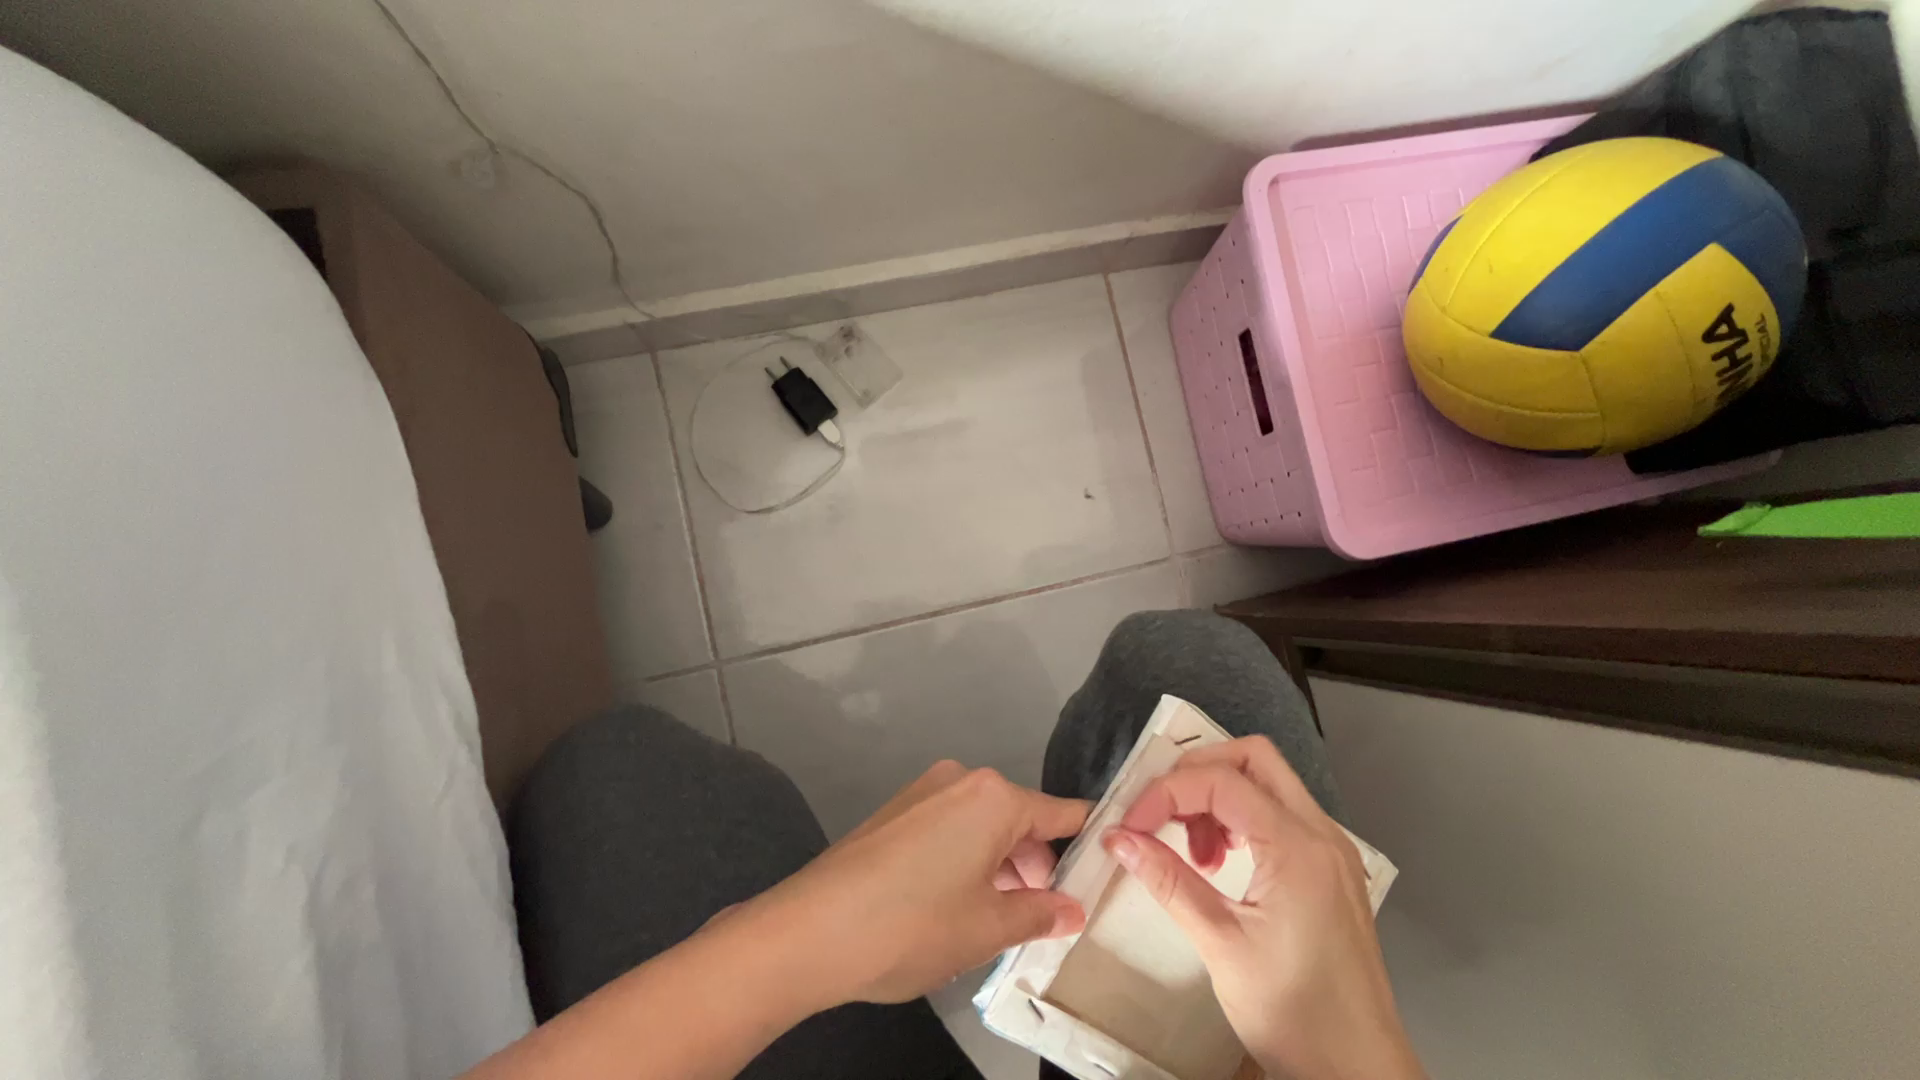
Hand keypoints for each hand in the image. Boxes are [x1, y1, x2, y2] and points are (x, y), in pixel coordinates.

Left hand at [749, 761, 1089, 1006]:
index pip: (1059, 812)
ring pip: (982, 825)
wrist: (812, 930)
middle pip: (1019, 817)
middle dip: (1037, 863)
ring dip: (1000, 865)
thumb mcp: (987, 928)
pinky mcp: (895, 811)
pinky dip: (966, 858)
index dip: (1087, 839)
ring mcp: (923, 792)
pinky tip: (958, 904)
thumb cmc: (914, 924)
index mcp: (993, 798)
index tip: (1108, 861)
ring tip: (999, 920)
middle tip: (1043, 916)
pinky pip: (950, 827)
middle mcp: (960, 780)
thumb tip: (1073, 910)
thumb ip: (1039, 914)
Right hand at [1103, 737, 1422, 1079]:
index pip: (1221, 780)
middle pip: (1254, 757)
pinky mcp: (1330, 871)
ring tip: (1192, 852)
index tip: (1130, 825)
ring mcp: (1331, 851)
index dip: (1166, 792)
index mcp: (1298, 846)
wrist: (1359, 1074)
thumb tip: (1119, 838)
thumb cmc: (1292, 1013)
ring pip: (1268, 782)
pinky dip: (1241, 818)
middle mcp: (1321, 834)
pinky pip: (1281, 815)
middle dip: (1197, 772)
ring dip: (1218, 795)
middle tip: (1161, 813)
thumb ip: (1169, 880)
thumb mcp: (1220, 944)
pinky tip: (1220, 863)